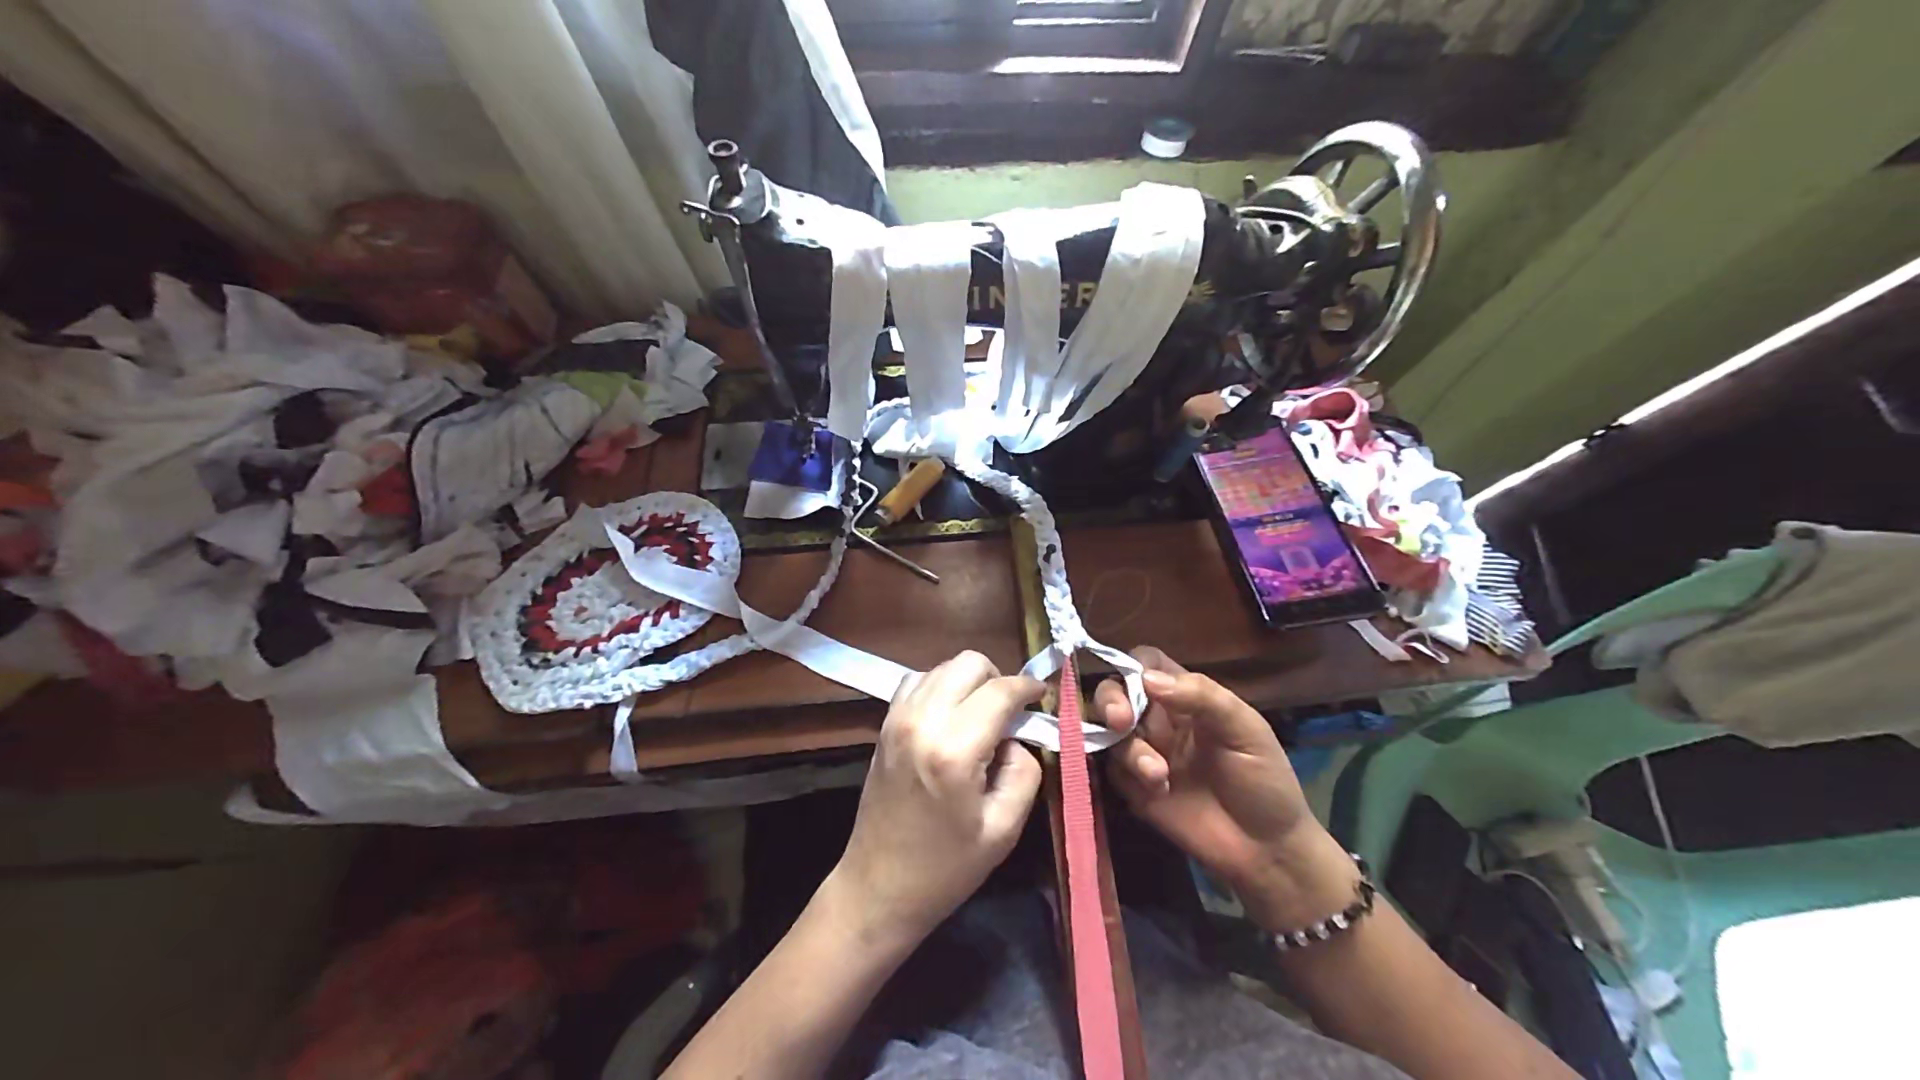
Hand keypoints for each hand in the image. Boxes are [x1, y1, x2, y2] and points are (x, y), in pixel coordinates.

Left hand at [829, 650, 1044, 947]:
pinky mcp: (884, 724)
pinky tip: (951, 718)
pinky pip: (918, 681)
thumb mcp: (1004, 828)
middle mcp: (921, 720)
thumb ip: (1024, 770)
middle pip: (968, 663)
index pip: (999, 690)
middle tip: (1010, 714)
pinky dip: (941, 687)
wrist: (878, 886)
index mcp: (953, 748)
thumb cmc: (946, 866)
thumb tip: (1017, 735)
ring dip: (968, 681)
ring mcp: (897, 718)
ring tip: (981, 717)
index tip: (1042, 695)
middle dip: (998, 679)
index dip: (1028, 687)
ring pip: (943, 666)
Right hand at [1094, 647, 1358, 930]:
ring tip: (1158, 774)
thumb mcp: (1245, 729)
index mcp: (1186, 697)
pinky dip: (1128, 775)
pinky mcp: (1133, 787)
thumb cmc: (1265, 780)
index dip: (1133, 665)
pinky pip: (1111, 769)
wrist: (1267, 851)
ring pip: (1108, 732)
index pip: (1146, 663)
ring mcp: (1143, 752)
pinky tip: (1157, 790)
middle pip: (1114, 692)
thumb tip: (1147, 678)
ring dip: (1128, 748)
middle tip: (1120, 721)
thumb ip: (1202, 696)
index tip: (1135, 683)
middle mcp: (1158, 719)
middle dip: (1110, 701)